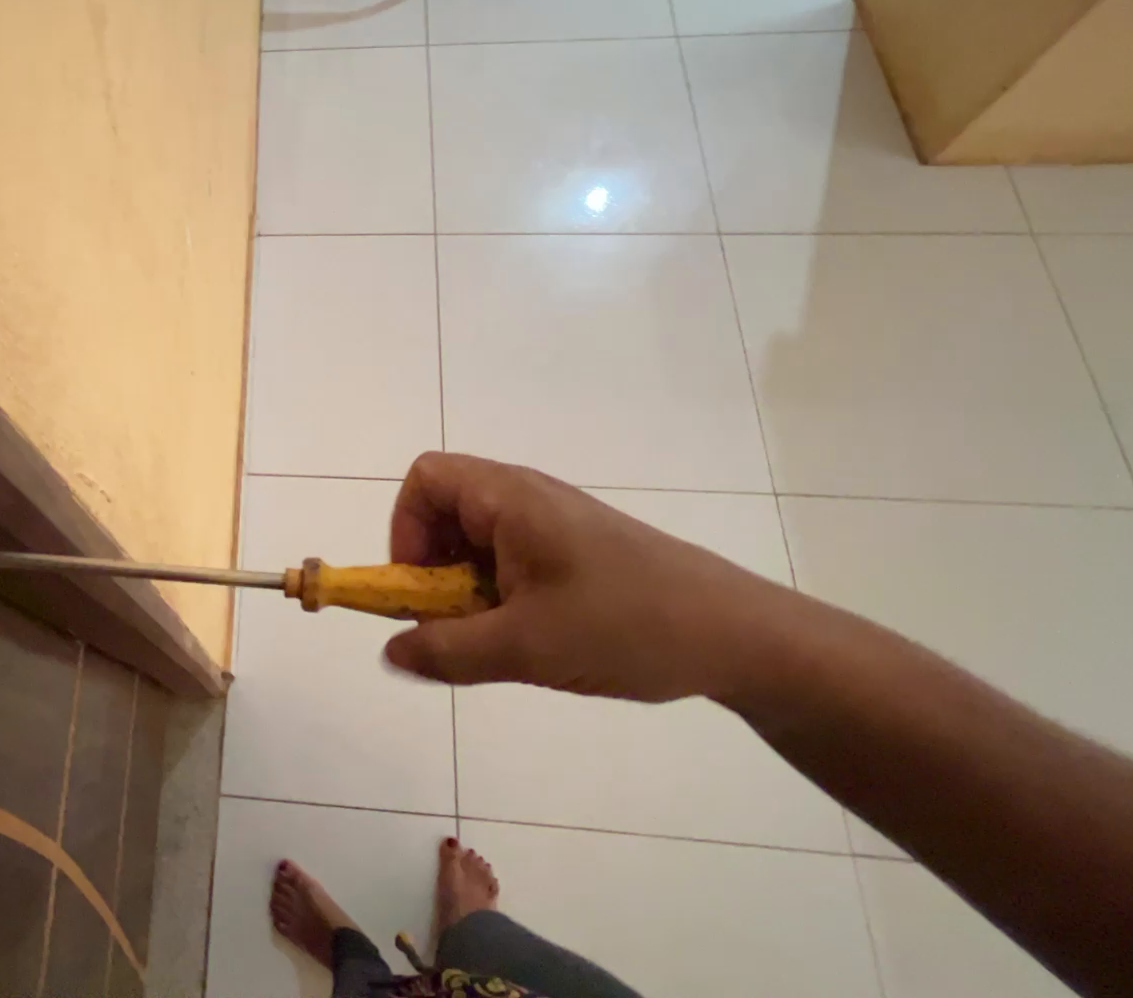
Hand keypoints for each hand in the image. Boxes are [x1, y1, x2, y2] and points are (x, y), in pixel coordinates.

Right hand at [382, 453, 794, 702]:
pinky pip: (510, 560)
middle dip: (433, 569)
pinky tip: (532, 636)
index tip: (421, 587)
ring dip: (466, 589)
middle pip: (445, 511)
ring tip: (496, 638)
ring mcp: (554, 525)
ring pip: (476, 542)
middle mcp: (527, 499)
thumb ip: (447, 650)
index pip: (425, 479)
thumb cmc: (627, 626)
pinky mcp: (575, 552)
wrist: (741, 637)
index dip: (405, 529)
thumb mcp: (526, 647)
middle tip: (454, 623)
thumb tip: (391, 654)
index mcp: (510, 499)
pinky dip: (498, 595)